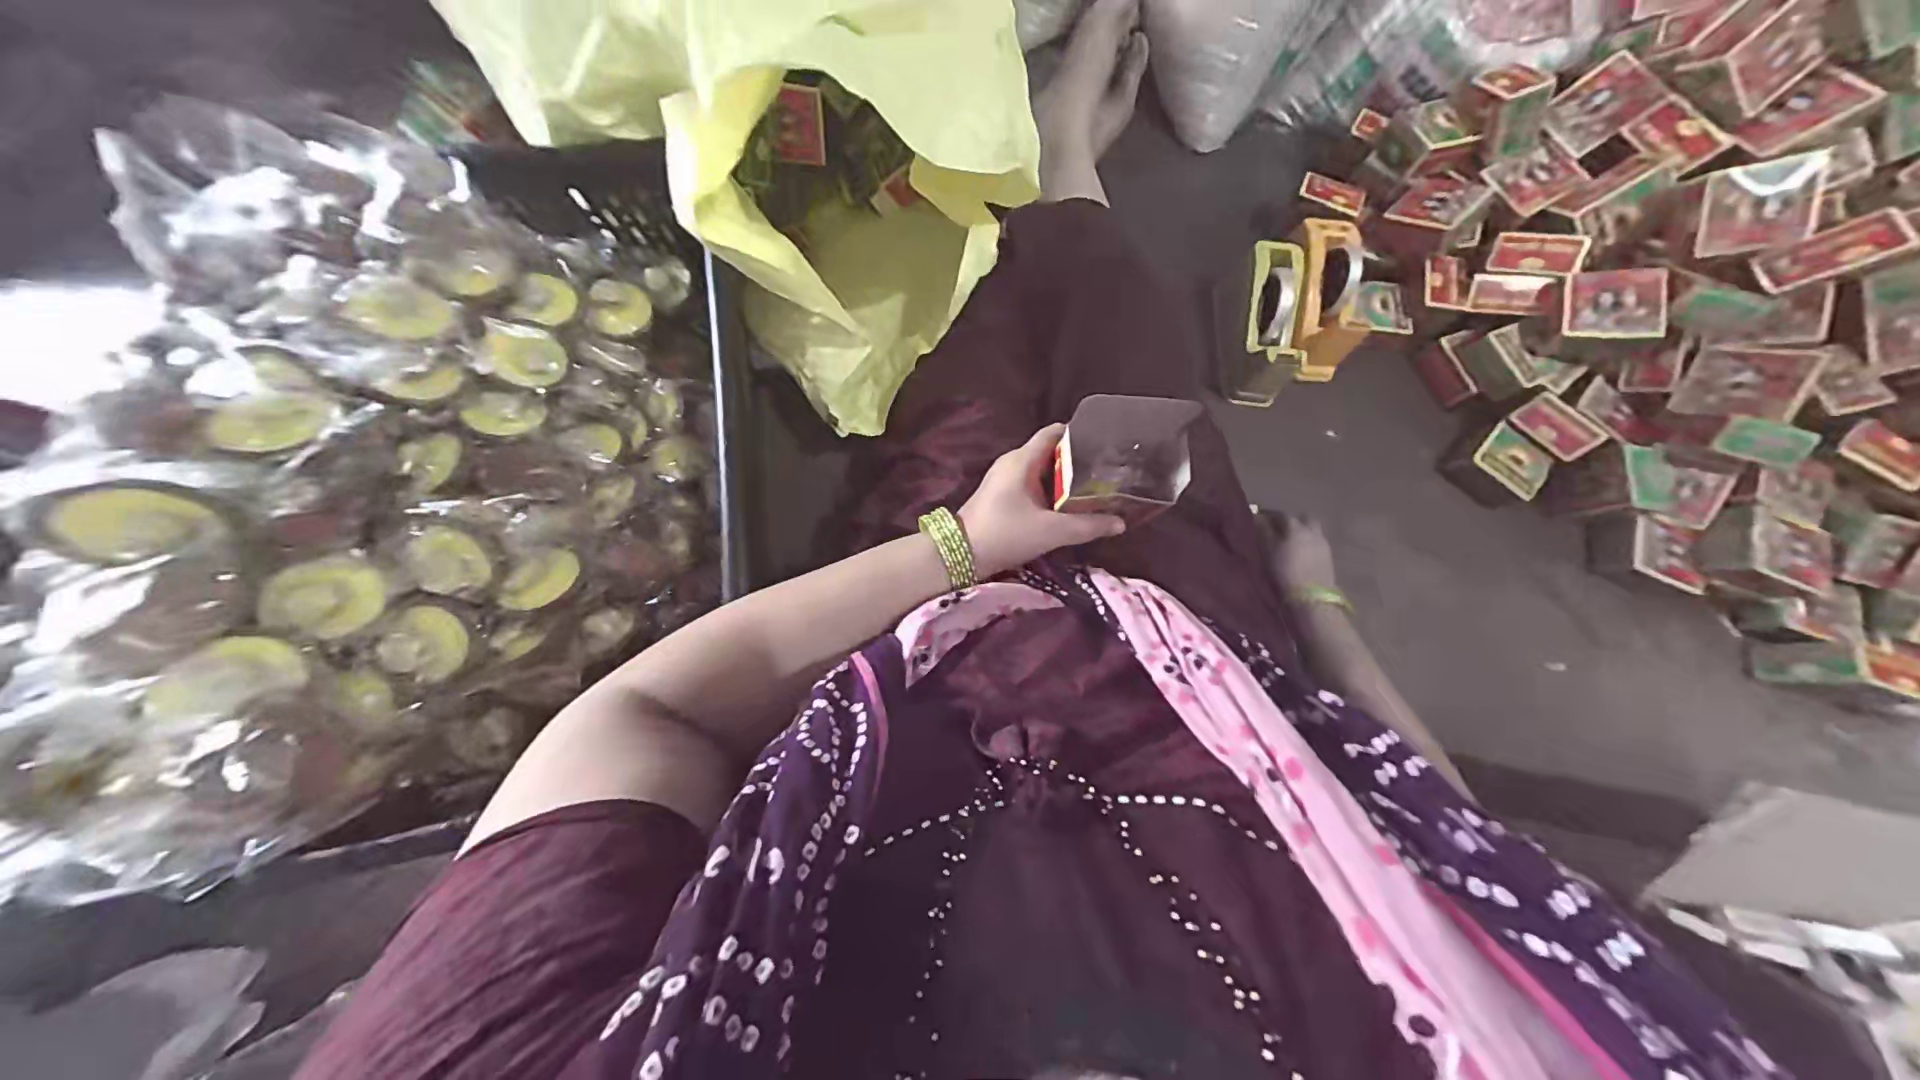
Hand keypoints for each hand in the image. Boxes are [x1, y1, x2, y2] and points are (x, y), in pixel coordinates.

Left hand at [958, 424, 1125, 577]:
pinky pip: (1032, 487)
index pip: (1054, 432)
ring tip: (1095, 488)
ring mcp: (1004, 481)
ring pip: (1041, 472)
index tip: (1104, 443)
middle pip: (1050, 452)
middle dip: (1077, 461)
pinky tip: (1068, 506)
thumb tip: (1120, 523)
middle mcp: (1012, 464)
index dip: (1079, 434)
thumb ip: (1088, 526)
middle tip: (1107, 470)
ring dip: (1064, 479)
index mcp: (1021, 459)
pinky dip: (1050, 492)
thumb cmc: (1005, 534)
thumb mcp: (1051, 532)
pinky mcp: (1001, 498)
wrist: (959, 555)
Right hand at [1264, 512, 1338, 593]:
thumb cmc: (1283, 571)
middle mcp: (1312, 531)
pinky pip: (1317, 543)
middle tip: (1279, 529)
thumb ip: (1263, 532)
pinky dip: (1308, 544)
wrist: (1310, 597)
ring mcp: (1323, 544)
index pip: (1281, 514)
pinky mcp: (1328, 558)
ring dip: (1302, 533)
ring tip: (1289, 544)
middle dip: (1291, 521)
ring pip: (1312, 531)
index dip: (1269, 515)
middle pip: (1303, 518)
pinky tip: (1300, 555)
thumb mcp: (1266, 550)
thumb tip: (1259, 518)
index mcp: (1295, 527)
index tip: (1259, 518)